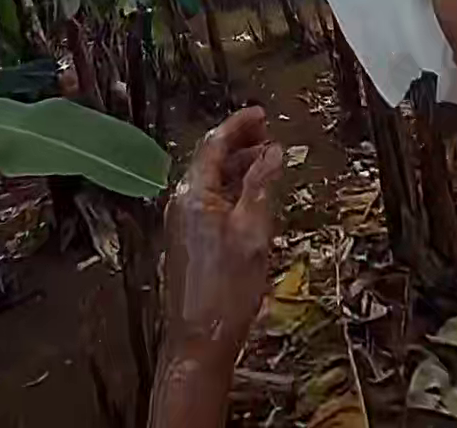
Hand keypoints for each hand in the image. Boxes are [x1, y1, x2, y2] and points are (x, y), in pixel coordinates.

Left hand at [162, 106, 283, 365]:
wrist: (199, 342)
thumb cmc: (227, 288)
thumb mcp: (253, 232)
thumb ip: (261, 186)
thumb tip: (273, 151)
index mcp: (193, 192)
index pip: (214, 144)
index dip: (238, 125)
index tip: (261, 113)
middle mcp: (183, 199)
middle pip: (211, 157)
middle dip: (239, 141)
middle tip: (267, 130)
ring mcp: (183, 219)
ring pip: (212, 179)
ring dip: (238, 165)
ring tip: (266, 157)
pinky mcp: (189, 236)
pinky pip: (211, 198)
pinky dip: (232, 188)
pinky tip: (252, 192)